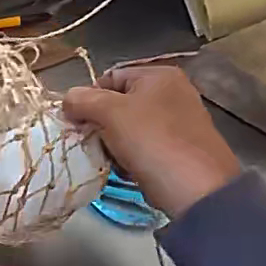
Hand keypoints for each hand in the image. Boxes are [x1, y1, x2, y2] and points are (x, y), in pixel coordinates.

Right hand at [62, 66, 241, 218]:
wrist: (197, 190)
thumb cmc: (152, 142)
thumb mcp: (110, 113)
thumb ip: (83, 100)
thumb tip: (67, 99)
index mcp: (158, 76)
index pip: (108, 77)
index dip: (87, 98)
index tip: (75, 123)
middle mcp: (172, 93)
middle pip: (118, 103)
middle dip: (100, 124)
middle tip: (91, 143)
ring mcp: (178, 122)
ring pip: (128, 128)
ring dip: (112, 144)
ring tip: (110, 159)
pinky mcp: (180, 149)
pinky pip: (143, 147)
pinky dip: (130, 157)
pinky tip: (128, 170)